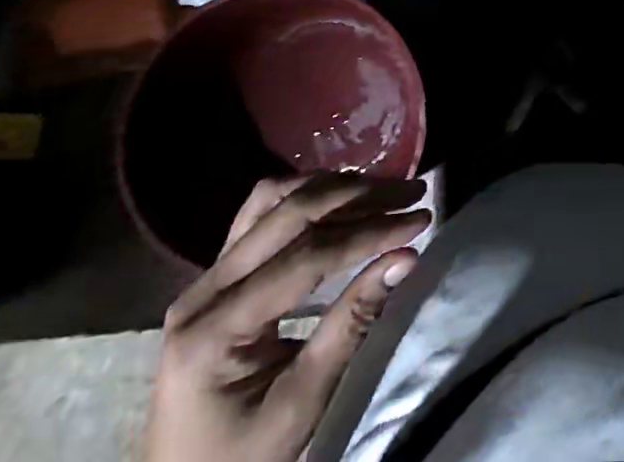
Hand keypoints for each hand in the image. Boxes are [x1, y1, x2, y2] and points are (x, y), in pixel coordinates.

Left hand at [145, 173, 431, 461]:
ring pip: (271, 201)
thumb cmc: (244, 461)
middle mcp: (203, 287)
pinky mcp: (217, 277)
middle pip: (287, 213)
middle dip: (357, 196)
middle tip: (411, 192)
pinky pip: (262, 216)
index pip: (305, 255)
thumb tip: (405, 259)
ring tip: (382, 191)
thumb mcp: (302, 405)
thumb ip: (351, 327)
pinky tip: (341, 203)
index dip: (367, 232)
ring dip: (332, 189)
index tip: (420, 220)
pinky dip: (307, 200)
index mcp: (215, 326)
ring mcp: (206, 277)